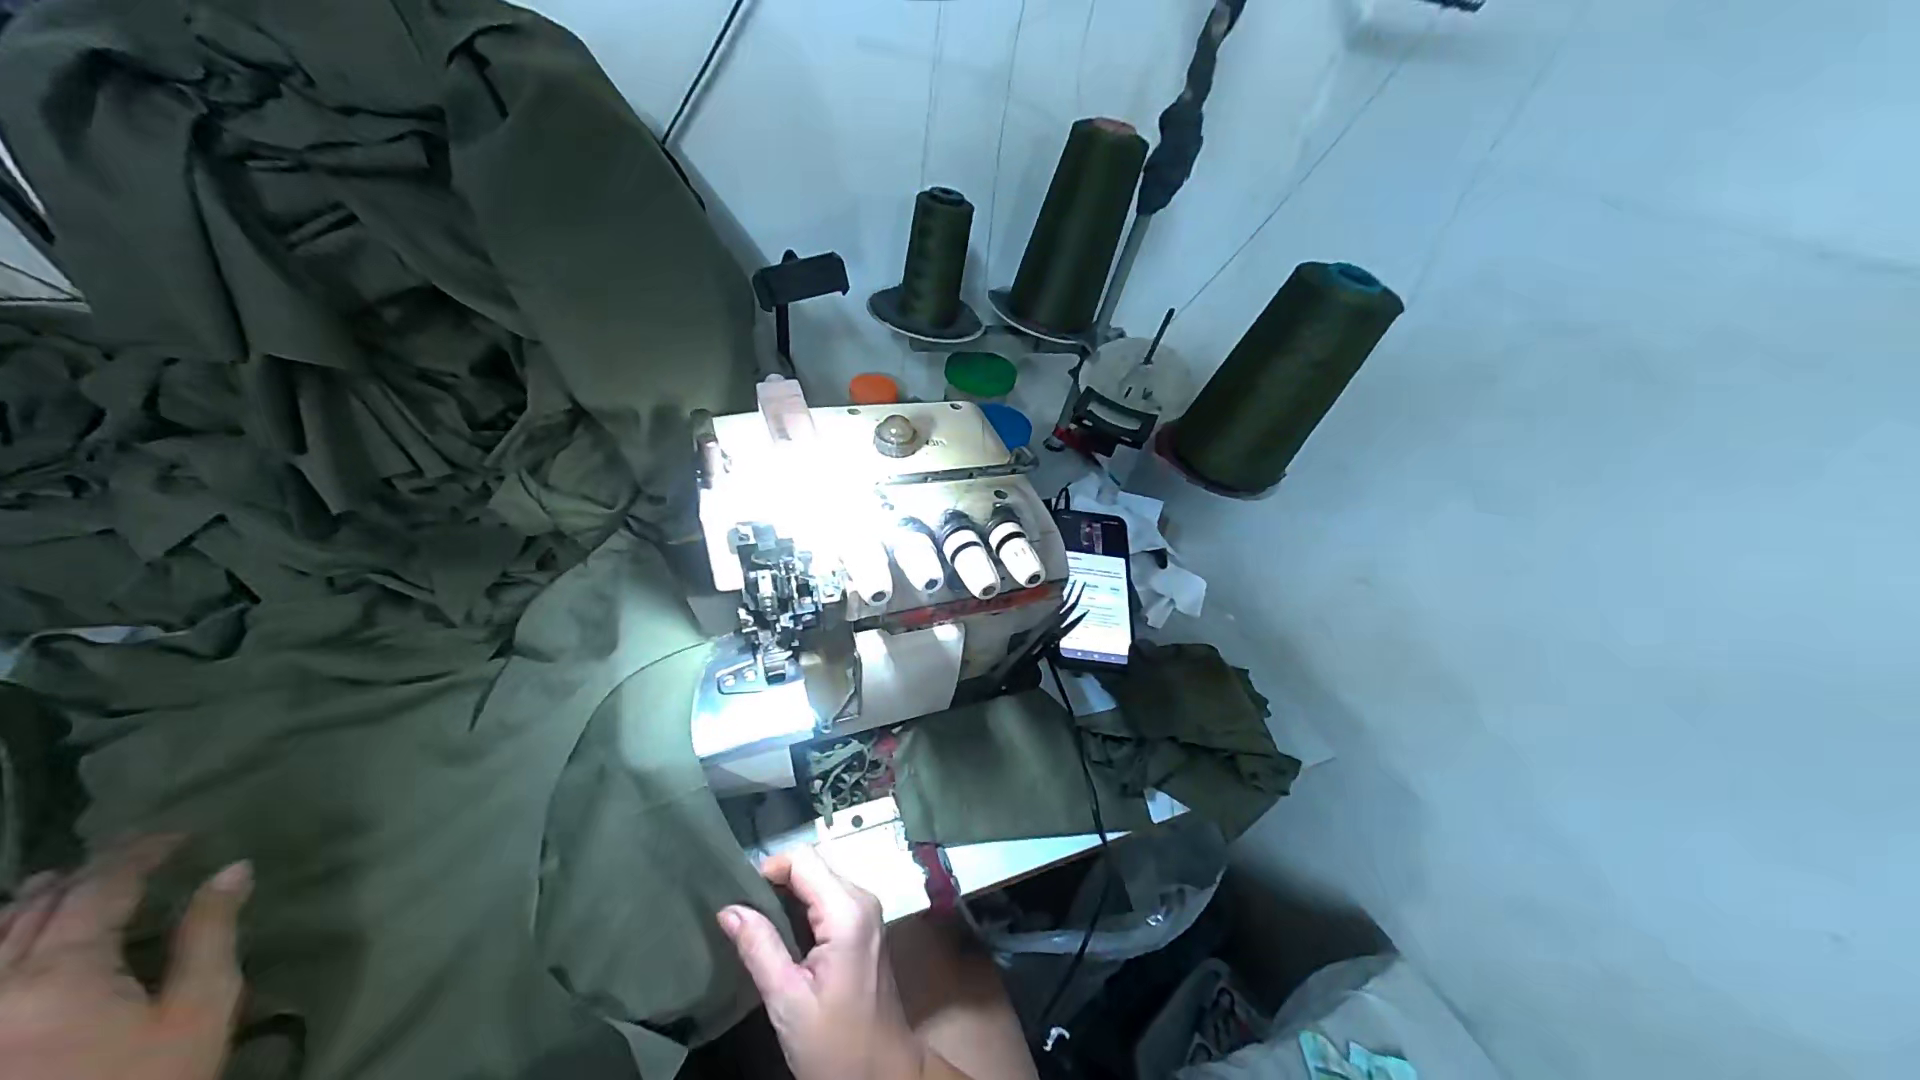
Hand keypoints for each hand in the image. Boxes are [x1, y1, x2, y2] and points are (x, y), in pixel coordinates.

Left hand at [0, 837, 251, 1079]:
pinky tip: (14, 933)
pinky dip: (0, 937)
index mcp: (58, 974)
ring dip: (31, 902)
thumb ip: (210, 934)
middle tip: (137, 848)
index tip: (183, 833)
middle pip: (38, 909)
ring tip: (63, 879)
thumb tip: (233, 869)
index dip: (142, 853)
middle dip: (89, 872)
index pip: (101, 889)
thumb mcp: (198, 1008)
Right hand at [717, 846, 925, 1079]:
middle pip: (812, 866)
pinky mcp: (863, 925)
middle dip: (775, 882)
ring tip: (755, 925)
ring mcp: (866, 911)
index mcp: (847, 911)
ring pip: (819, 879)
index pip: (803, 859)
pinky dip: (802, 907)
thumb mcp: (787, 1000)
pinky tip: (780, 935)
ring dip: (787, 895)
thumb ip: (759, 947)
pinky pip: (828, 897)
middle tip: (742, 913)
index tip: (739, 898)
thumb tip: (728, 908)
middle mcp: (862, 899)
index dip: (768, 870)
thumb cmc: (835, 1044)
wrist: (883, 1073)